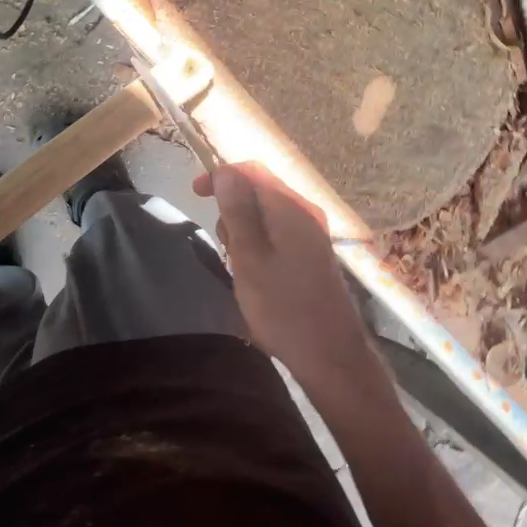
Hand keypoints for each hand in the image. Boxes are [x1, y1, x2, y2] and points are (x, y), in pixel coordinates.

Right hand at [195, 163, 376, 385]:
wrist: (331, 355)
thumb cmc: (283, 308)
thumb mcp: (250, 258)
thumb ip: (237, 212)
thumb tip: (225, 171)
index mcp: (291, 207)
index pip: (252, 170)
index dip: (221, 175)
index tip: (195, 194)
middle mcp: (306, 212)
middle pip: (260, 191)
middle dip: (233, 211)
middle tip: (225, 248)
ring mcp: (313, 234)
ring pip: (267, 215)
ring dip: (245, 232)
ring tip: (240, 268)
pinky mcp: (314, 254)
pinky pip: (279, 234)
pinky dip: (260, 245)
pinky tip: (257, 276)